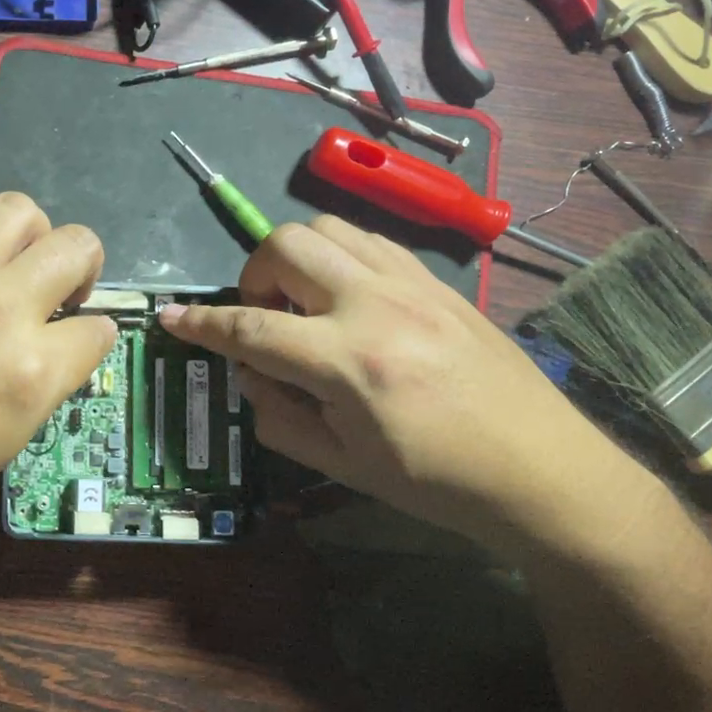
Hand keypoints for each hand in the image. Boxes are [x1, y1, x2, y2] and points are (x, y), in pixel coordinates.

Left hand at [0, 193, 113, 584]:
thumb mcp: (12, 437)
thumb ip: (47, 378)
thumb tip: (60, 339)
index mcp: (34, 370)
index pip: (99, 328)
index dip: (89, 336)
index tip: (72, 341)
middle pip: (77, 246)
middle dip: (81, 267)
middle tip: (54, 290)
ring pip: (18, 210)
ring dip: (27, 236)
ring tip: (5, 262)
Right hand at [159, 216, 654, 556]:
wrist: (543, 473)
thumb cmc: (433, 482)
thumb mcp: (338, 464)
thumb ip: (276, 414)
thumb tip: (250, 372)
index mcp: (349, 363)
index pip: (249, 329)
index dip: (199, 324)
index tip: (168, 318)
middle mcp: (377, 306)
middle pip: (285, 247)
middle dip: (253, 278)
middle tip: (261, 319)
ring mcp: (414, 285)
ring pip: (327, 228)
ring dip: (294, 258)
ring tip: (302, 305)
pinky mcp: (439, 282)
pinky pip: (369, 242)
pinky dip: (337, 257)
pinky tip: (344, 298)